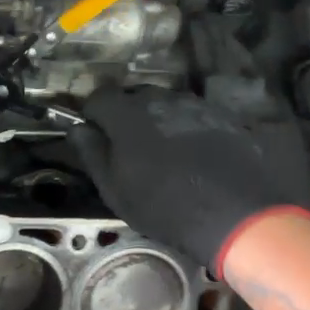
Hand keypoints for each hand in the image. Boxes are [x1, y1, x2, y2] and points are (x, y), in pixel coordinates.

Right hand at [71, 87, 309, 275]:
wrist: (233, 214)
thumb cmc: (162, 206)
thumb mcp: (115, 189)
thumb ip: (92, 153)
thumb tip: (77, 128)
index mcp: (129, 115)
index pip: (99, 96)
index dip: (92, 114)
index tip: (93, 133)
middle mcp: (162, 99)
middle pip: (135, 96)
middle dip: (125, 115)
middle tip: (125, 146)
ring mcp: (196, 105)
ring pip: (166, 104)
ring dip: (156, 120)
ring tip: (159, 151)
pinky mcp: (223, 116)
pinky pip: (193, 114)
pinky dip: (184, 128)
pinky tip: (189, 155)